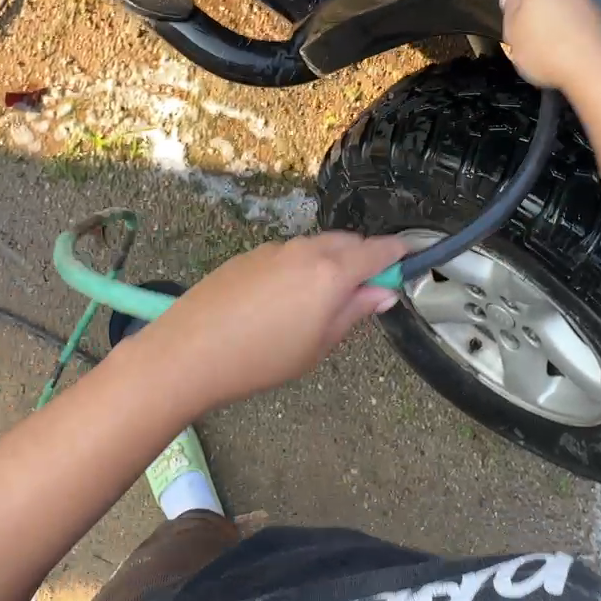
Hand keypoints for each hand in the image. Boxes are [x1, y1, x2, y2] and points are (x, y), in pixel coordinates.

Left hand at [124, 232, 406, 412]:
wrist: (189, 350)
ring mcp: (275, 249)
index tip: (410, 256)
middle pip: (348, 242)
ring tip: (325, 299)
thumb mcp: (319, 345)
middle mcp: (306, 249)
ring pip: (317, 246)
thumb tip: (383, 291)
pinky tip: (286, 299)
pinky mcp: (249, 255)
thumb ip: (354, 312)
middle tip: (368, 287)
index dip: (398, 252)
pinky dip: (302, 265)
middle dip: (364, 257)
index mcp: (332, 272)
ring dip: (332, 261)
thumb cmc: (262, 358)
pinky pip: (289, 253)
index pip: (377, 251)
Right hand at [499, 0, 600, 91]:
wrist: (596, 71)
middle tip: (519, 23)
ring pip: (561, 1)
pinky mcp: (599, 23)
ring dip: (548, 16)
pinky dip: (563, 30)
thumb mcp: (514, 33)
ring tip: (538, 45)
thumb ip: (511, 9)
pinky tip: (558, 54)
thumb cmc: (546, 48)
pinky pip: (575, 19)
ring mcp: (587, 4)